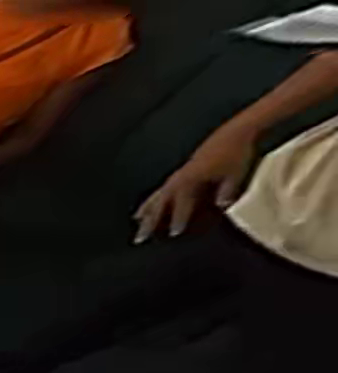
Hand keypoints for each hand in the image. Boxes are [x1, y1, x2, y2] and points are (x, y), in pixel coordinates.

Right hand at [135, 127, 257, 242]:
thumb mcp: (236, 172)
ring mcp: (174, 178)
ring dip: (144, 212)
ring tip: (137, 221)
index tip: (174, 234)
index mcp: (189, 182)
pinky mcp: (176, 175)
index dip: (178, 220)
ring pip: (153, 200)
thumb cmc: (236, 152)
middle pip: (158, 207)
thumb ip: (227, 190)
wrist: (233, 133)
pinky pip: (157, 192)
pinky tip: (145, 208)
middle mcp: (176, 182)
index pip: (181, 206)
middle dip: (149, 224)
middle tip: (140, 238)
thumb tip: (222, 206)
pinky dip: (149, 202)